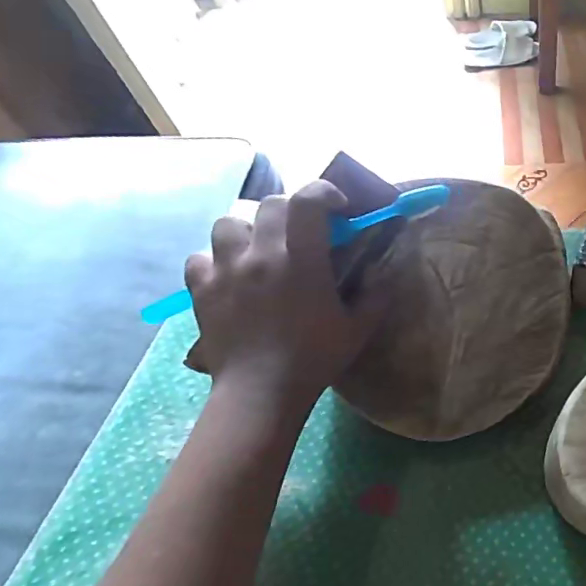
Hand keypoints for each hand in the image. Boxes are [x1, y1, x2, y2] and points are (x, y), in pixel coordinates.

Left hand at [185, 181, 386, 411]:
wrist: (260, 393)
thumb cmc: (313, 360)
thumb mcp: (356, 330)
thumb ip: (375, 296)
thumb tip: (386, 273)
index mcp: (301, 259)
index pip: (308, 200)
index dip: (324, 192)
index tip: (335, 208)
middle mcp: (260, 254)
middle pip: (269, 205)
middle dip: (288, 211)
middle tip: (297, 233)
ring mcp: (226, 270)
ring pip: (228, 223)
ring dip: (245, 231)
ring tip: (254, 251)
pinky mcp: (202, 289)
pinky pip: (199, 258)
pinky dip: (212, 263)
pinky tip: (225, 278)